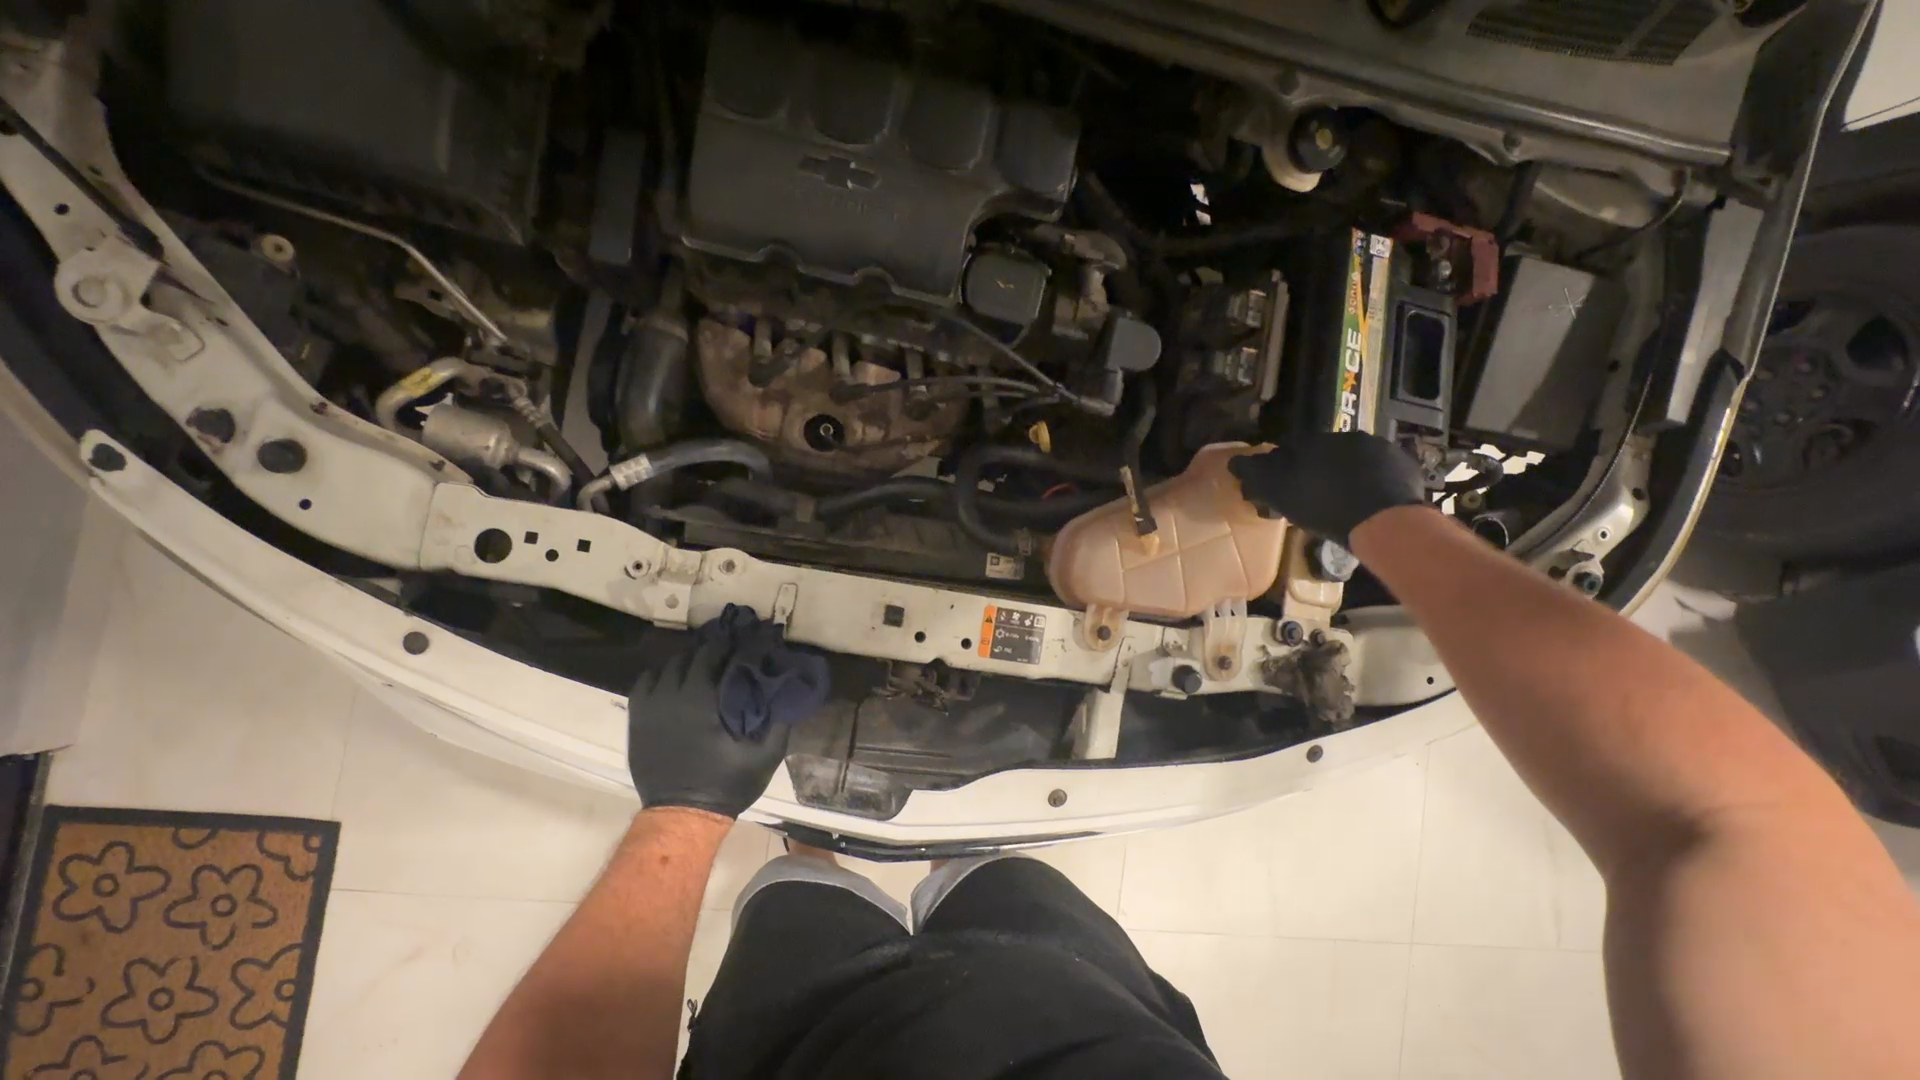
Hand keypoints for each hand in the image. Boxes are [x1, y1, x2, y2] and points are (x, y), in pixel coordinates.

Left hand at [627, 635, 790, 818]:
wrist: (683, 815)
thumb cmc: (726, 785)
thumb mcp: (764, 757)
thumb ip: (778, 723)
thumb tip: (786, 693)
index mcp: (701, 699)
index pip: (712, 655)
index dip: (727, 644)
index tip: (740, 639)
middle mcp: (671, 696)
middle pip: (688, 657)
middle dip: (707, 650)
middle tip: (724, 650)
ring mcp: (650, 708)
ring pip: (665, 668)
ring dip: (684, 662)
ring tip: (699, 665)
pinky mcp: (637, 721)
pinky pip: (643, 684)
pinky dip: (659, 677)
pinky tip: (671, 682)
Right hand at [1229, 431, 1430, 545]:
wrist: (1384, 522)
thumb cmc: (1325, 508)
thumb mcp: (1280, 494)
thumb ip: (1257, 475)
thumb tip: (1235, 462)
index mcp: (1314, 442)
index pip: (1291, 448)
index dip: (1286, 468)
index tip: (1285, 488)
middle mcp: (1347, 437)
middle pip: (1324, 452)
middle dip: (1317, 469)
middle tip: (1314, 495)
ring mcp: (1380, 449)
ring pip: (1355, 460)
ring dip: (1347, 474)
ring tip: (1344, 501)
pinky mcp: (1404, 465)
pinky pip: (1382, 471)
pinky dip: (1374, 482)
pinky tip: (1370, 503)